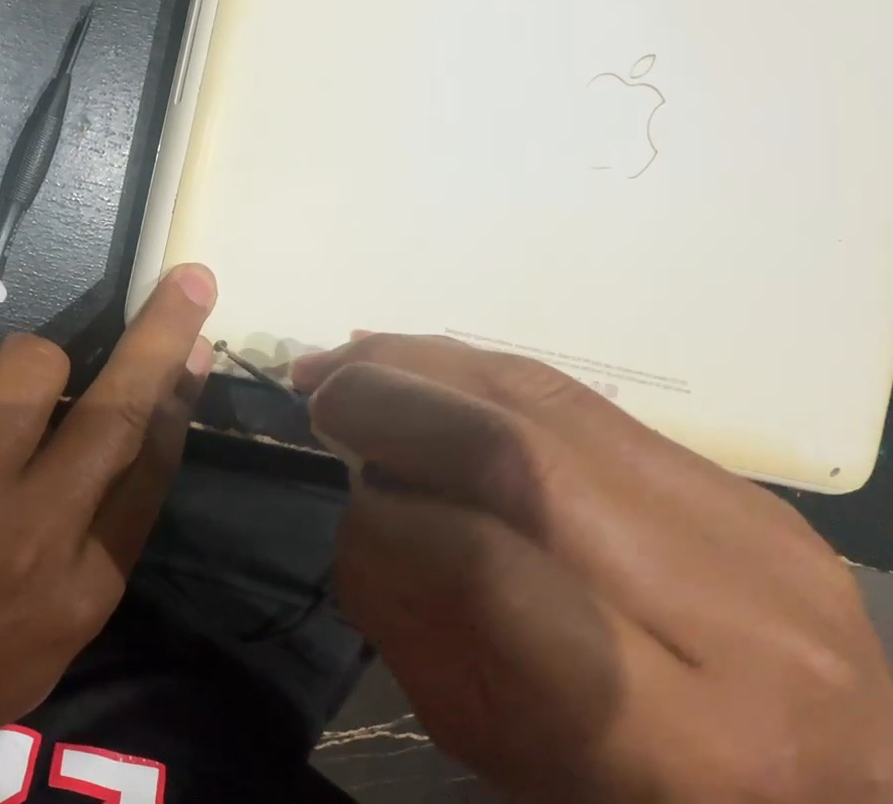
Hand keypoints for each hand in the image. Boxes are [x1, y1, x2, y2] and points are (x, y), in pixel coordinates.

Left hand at [0, 265, 217, 801]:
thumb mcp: (50, 635)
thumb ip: (95, 544)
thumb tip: (129, 447)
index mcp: (86, 582)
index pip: (151, 464)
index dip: (178, 394)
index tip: (194, 343)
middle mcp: (38, 529)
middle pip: (115, 409)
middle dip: (158, 336)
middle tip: (184, 283)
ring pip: (28, 365)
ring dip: (24, 364)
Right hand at [294, 335, 892, 801]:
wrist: (808, 777)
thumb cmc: (609, 780)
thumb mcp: (484, 731)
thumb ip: (408, 615)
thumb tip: (365, 491)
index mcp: (665, 726)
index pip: (486, 568)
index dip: (385, 519)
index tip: (346, 507)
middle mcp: (732, 615)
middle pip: (518, 457)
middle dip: (388, 405)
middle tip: (314, 392)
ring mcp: (747, 530)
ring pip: (547, 399)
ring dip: (420, 364)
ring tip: (344, 361)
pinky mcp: (739, 482)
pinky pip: (576, 397)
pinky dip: (472, 370)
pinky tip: (413, 364)